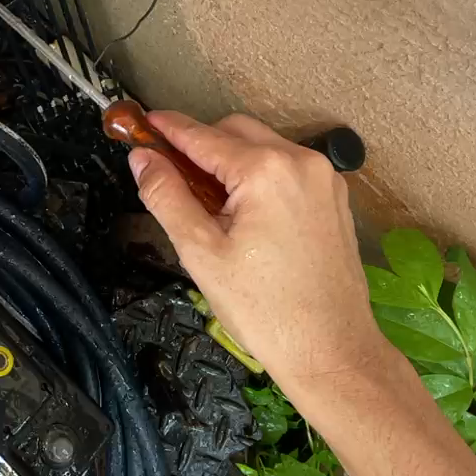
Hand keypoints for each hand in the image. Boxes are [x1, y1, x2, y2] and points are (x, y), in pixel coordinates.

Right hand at [129, 112, 394, 409]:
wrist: (332, 352)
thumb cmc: (263, 308)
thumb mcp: (199, 252)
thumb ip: (166, 195)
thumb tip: (142, 158)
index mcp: (266, 171)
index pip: (203, 136)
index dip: (168, 128)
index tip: (142, 123)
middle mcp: (300, 162)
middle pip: (235, 130)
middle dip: (200, 144)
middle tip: (170, 172)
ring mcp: (323, 178)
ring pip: (261, 145)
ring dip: (229, 158)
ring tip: (206, 200)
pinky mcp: (333, 197)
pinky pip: (285, 166)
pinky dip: (257, 173)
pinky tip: (241, 209)